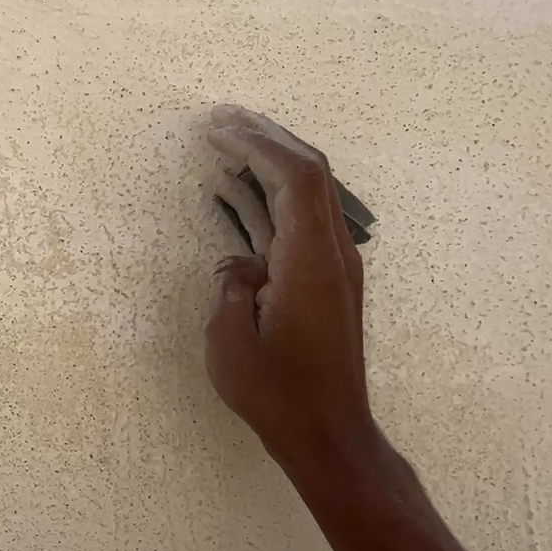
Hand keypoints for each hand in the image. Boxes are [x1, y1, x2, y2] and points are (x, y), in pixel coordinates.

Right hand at [203, 106, 377, 475]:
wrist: (328, 433)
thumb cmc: (276, 393)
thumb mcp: (230, 340)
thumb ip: (230, 286)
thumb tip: (240, 261)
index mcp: (310, 262)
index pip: (296, 177)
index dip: (257, 143)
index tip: (218, 127)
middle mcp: (332, 254)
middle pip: (311, 173)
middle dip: (267, 138)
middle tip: (223, 117)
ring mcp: (333, 267)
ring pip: (309, 194)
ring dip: (270, 163)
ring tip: (226, 143)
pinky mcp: (325, 282)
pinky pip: (299, 221)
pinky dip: (270, 198)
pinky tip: (239, 194)